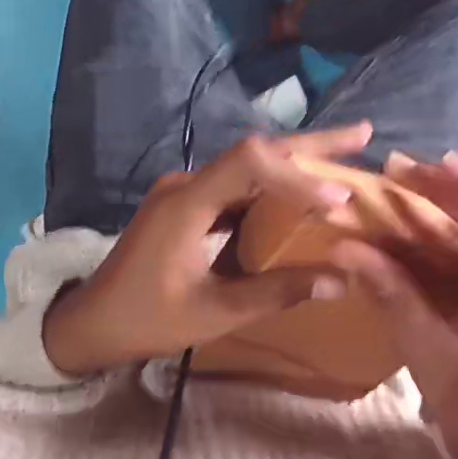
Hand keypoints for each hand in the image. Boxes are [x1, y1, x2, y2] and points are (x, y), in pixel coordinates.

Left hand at [42, 124, 374, 375]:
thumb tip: (343, 278)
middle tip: (363, 136)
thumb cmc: (148, 319)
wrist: (94, 321)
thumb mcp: (215, 312)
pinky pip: (232, 189)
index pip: (249, 163)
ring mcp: (181, 193)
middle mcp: (184, 186)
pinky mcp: (183, 206)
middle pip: (252, 154)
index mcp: (186, 204)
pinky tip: (299, 198)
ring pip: (245, 169)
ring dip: (292, 167)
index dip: (298, 173)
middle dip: (308, 146)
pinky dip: (269, 191)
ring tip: (344, 163)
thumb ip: (277, 291)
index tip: (340, 196)